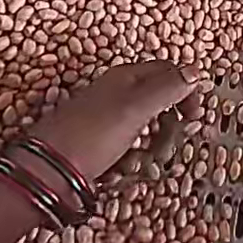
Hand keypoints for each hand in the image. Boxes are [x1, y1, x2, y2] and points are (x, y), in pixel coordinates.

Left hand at [26, 60, 198, 181]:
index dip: (186, 90)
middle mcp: (118, 94)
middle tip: (164, 145)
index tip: (194, 116)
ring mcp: (108, 120)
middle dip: (167, 126)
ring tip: (137, 163)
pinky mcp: (101, 145)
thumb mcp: (135, 107)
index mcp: (127, 76)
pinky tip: (120, 172)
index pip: (168, 71)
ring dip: (149, 149)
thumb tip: (196, 71)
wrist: (46, 172)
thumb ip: (168, 88)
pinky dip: (130, 162)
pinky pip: (129, 151)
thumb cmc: (92, 135)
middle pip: (160, 103)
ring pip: (147, 131)